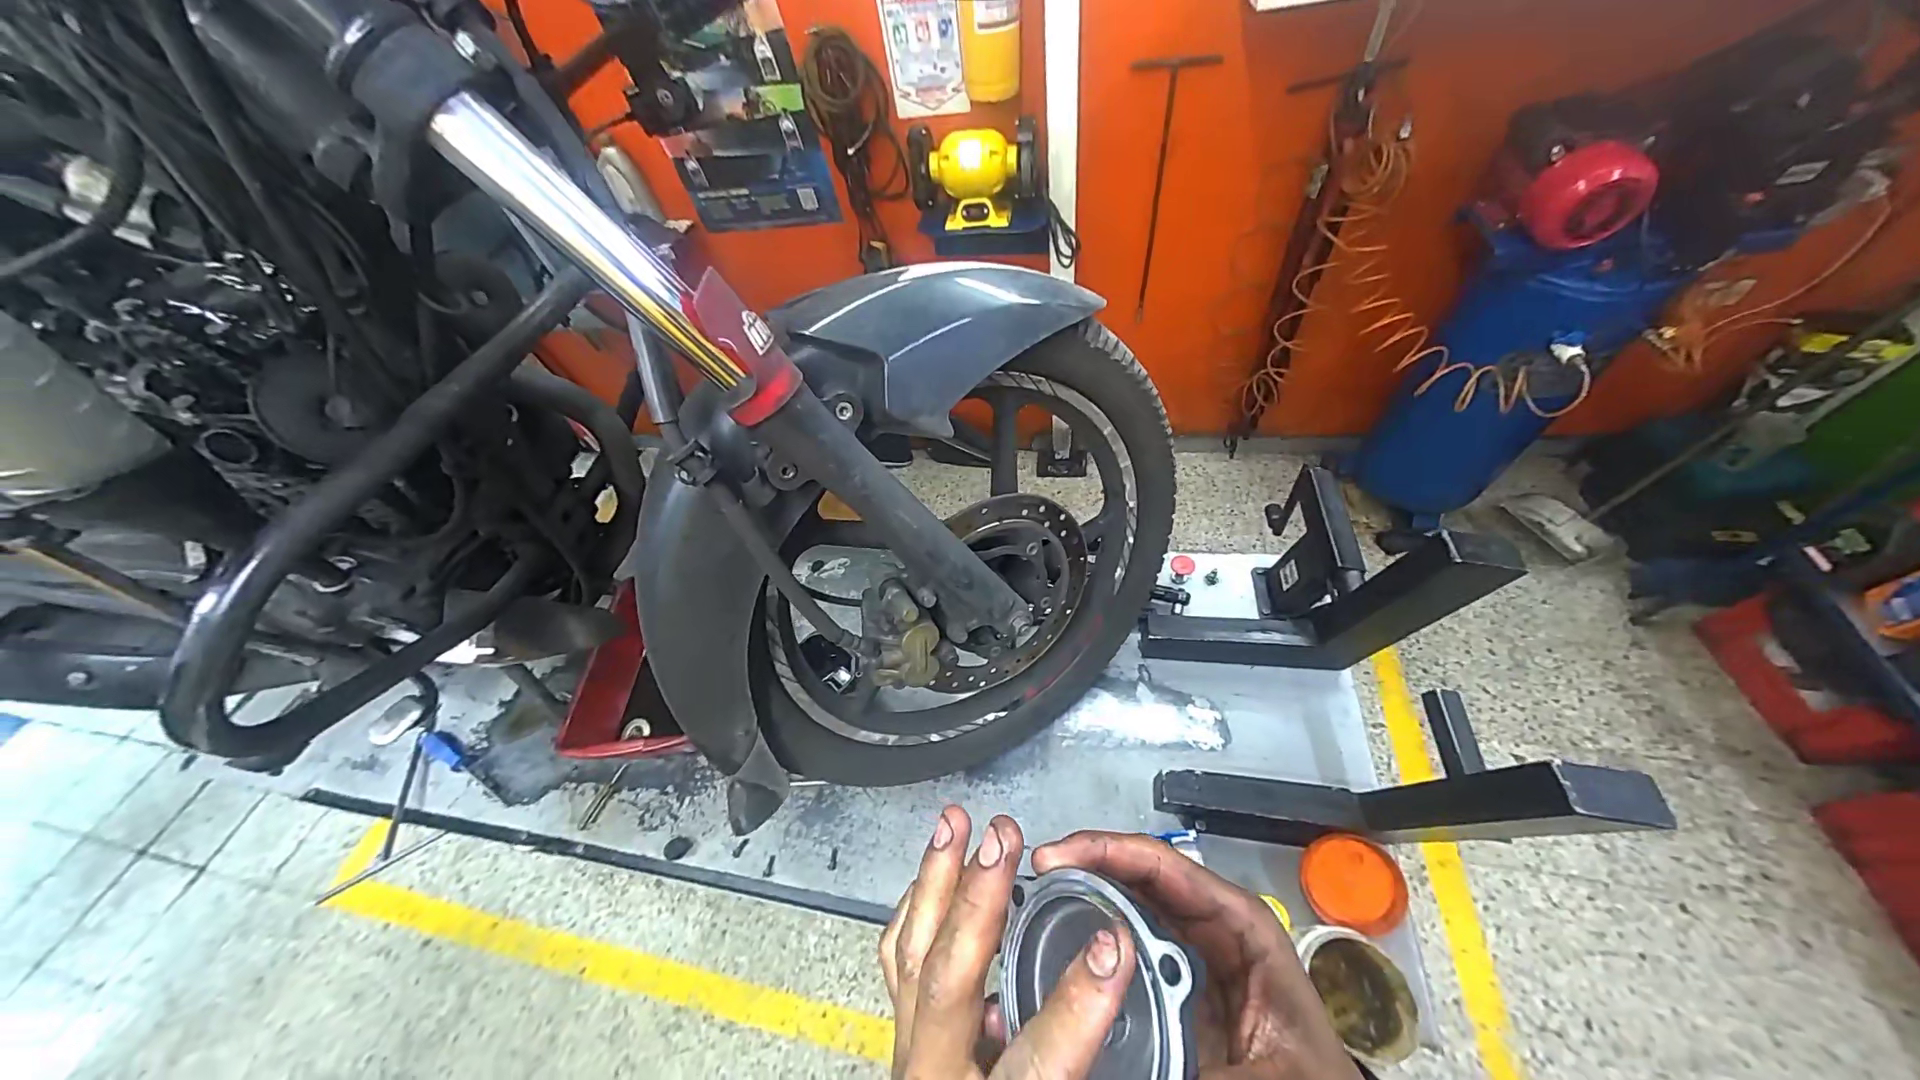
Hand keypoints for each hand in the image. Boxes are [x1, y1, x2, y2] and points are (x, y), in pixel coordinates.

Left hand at [880, 807, 1137, 1078]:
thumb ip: (1083, 1068)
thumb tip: (1113, 996)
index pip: (1033, 1066)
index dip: (1076, 1005)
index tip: (1113, 947)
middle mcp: (933, 1074)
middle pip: (947, 982)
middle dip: (978, 900)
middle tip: (1003, 839)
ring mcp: (910, 1047)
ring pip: (912, 952)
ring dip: (936, 878)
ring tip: (955, 823)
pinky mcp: (902, 1029)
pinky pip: (898, 954)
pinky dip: (917, 902)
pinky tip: (933, 870)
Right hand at [1033, 831, 1360, 1078]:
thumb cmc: (1304, 1077)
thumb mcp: (1262, 1075)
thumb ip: (1197, 1067)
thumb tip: (1106, 1057)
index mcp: (1241, 924)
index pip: (1166, 867)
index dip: (1108, 851)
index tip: (1058, 857)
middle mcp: (1215, 921)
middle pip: (1144, 871)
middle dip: (1091, 861)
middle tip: (1041, 868)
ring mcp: (1196, 945)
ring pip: (1136, 897)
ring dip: (1092, 886)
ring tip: (1046, 888)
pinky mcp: (1180, 973)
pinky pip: (1135, 934)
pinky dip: (1101, 922)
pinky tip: (1068, 926)